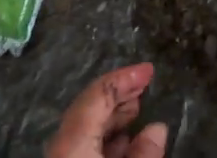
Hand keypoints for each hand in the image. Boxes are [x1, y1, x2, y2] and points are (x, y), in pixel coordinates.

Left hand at [46, 63, 169, 157]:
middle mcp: (59, 146)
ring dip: (113, 117)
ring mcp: (60, 157)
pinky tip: (125, 142)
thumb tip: (157, 128)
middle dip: (118, 94)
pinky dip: (104, 139)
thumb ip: (144, 154)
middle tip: (144, 83)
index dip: (125, 78)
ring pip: (85, 128)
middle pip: (89, 108)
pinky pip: (83, 147)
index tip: (149, 69)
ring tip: (137, 109)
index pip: (98, 94)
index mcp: (71, 141)